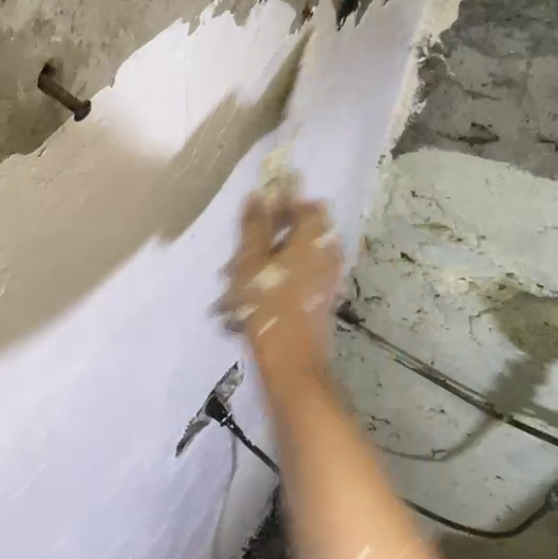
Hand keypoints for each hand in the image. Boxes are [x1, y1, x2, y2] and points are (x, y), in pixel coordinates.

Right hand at [219, 183, 344, 380]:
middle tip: (234, 261)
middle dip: (263, 241)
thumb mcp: (251, 262)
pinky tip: (242, 307)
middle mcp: (326, 255)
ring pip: (291, 260)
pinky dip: (270, 285)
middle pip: (298, 233)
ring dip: (261, 267)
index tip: (252, 219)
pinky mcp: (317, 301)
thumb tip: (257, 195)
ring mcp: (325, 280)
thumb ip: (254, 226)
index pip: (306, 204)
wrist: (292, 363)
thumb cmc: (268, 307)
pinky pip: (293, 281)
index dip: (280, 205)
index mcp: (315, 239)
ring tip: (230, 289)